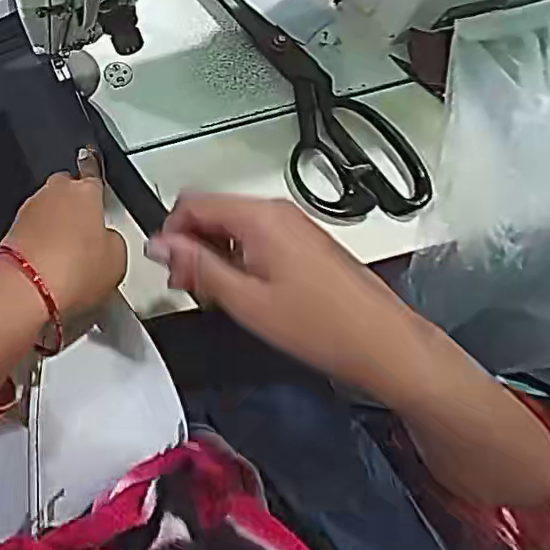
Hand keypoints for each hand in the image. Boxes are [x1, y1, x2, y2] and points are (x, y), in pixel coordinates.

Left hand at [0, 151, 126, 321]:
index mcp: (84, 190)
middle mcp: (53, 192)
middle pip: (67, 190)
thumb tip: (107, 242)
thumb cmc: (71, 268)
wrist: (27, 287)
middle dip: (75, 205)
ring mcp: (30, 209)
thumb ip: (114, 239)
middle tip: (87, 233)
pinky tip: (51, 264)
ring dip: (56, 225)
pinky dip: (41, 241)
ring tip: (69, 258)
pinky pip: (34, 229)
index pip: (92, 170)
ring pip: (48, 210)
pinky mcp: (12, 228)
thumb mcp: (117, 259)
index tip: (92, 160)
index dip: (94, 167)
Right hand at [145, 193, 463, 409]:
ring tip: (216, 292)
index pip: (190, 203)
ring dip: (213, 252)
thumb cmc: (327, 326)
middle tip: (188, 283)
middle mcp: (275, 211)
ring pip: (230, 224)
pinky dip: (237, 256)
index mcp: (258, 217)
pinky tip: (242, 290)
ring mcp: (291, 223)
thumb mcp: (244, 300)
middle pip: (210, 211)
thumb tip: (161, 245)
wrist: (388, 346)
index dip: (170, 233)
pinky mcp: (301, 239)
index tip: (167, 263)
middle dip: (191, 244)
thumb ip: (196, 266)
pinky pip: (253, 234)